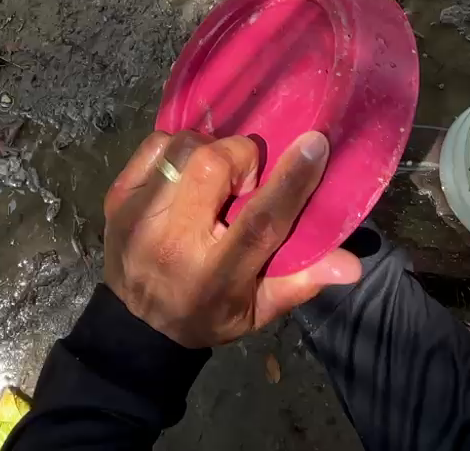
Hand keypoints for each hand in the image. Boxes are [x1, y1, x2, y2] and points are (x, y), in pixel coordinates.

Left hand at [102, 129, 362, 347]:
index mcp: (217, 273)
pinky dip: (176, 147)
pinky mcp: (117, 195)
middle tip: (244, 178)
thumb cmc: (207, 313)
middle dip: (239, 157)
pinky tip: (182, 171)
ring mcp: (140, 214)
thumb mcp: (258, 309)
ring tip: (212, 177)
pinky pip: (154, 144)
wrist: (135, 326)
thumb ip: (302, 281)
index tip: (314, 143)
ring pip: (183, 147)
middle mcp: (174, 240)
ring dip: (207, 150)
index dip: (291, 179)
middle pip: (213, 167)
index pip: (261, 219)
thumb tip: (352, 263)